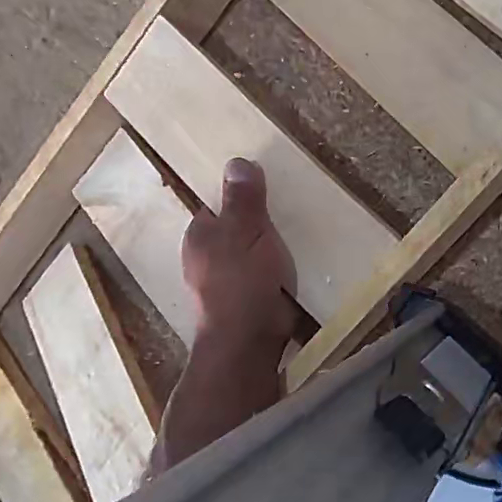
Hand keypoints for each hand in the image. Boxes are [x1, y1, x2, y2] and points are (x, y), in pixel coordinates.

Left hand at [181, 158, 297, 346]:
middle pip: (237, 230)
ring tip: (301, 238)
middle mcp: (207, 259)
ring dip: (272, 249)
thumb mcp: (246, 230)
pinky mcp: (248, 302)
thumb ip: (243, 199)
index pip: (218, 206)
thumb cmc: (242, 280)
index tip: (270, 192)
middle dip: (260, 225)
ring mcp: (227, 283)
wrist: (249, 340)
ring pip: (252, 254)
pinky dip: (279, 271)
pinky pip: (265, 276)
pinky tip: (299, 267)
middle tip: (292, 214)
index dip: (241, 198)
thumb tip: (236, 161)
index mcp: (200, 236)